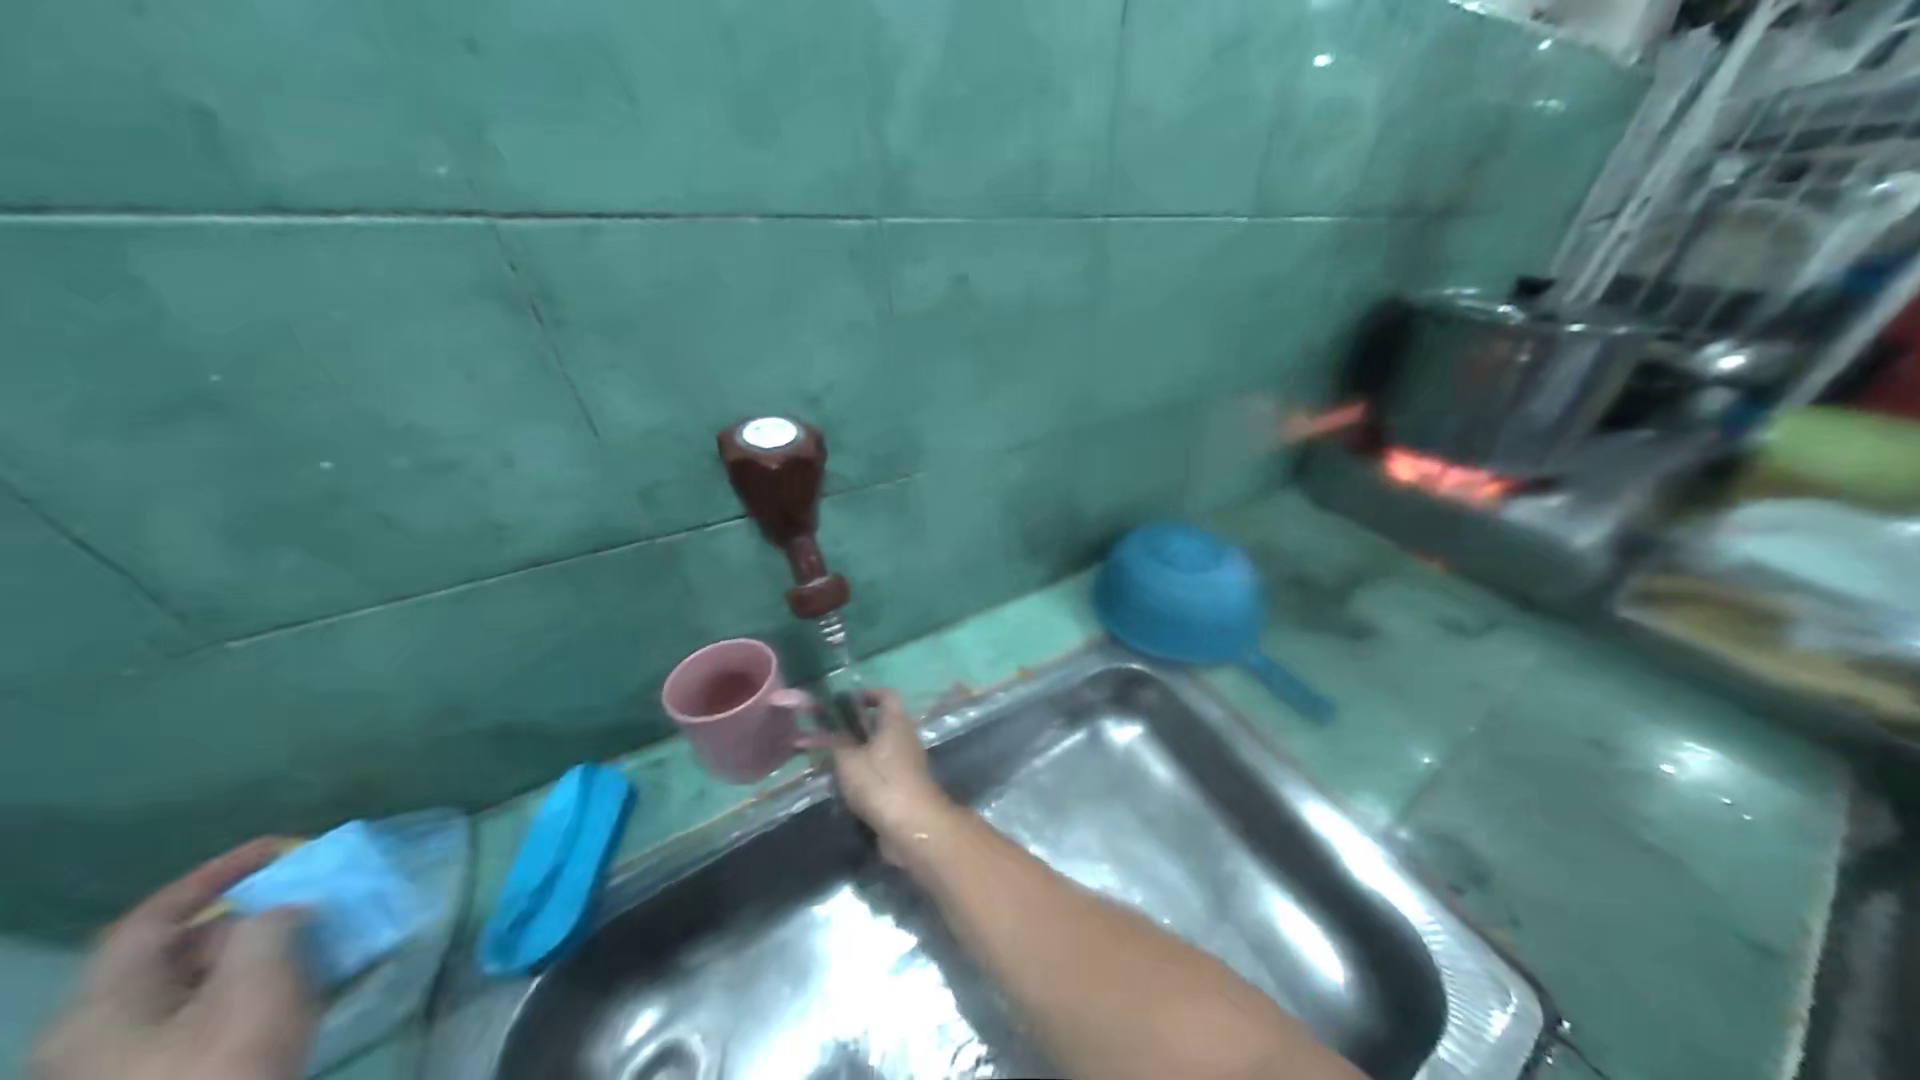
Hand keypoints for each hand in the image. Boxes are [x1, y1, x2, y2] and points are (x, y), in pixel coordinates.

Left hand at [31, 838, 317, 1079]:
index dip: (217, 874)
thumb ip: (269, 927)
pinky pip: (216, 1021)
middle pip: (182, 953)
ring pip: (205, 988)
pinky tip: (310, 992)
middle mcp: (101, 1036)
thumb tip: (280, 911)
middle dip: (253, 920)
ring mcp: (133, 1069)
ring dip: (266, 957)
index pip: (153, 918)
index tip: (280, 847)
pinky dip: (263, 995)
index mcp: (101, 1008)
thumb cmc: (220, 1070)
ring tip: (325, 944)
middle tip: (315, 905)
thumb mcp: (255, 985)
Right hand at [810, 689, 960, 858]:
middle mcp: (904, 738)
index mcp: (895, 722)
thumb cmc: (880, 783)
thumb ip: (835, 741)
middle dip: (851, 728)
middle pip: (878, 723)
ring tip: (825, 761)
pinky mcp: (903, 787)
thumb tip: (824, 728)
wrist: (913, 827)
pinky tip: (841, 785)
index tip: (843, 702)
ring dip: (854, 753)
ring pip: (877, 749)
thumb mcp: (849, 759)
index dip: (866, 694)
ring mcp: (906, 764)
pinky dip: (862, 774)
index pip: (886, 695)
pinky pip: (880, 772)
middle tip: (824, 734)